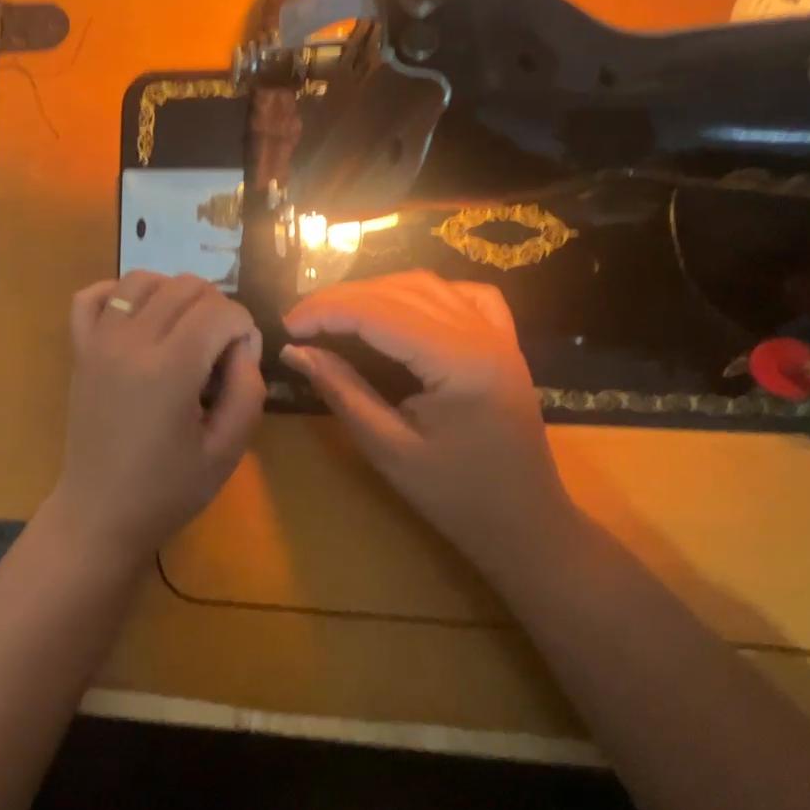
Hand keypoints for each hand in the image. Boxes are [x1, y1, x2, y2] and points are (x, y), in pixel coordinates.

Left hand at [49, 272, 265, 562]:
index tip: (242, 362)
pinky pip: (89, 297)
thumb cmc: (168, 490)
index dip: (243, 327)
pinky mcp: (78, 351)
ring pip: (140, 280)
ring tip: (184, 331)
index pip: (218, 310)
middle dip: (215, 308)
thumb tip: (244, 344)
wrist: (100, 512)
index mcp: (170, 369)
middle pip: (183, 287)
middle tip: (219, 351)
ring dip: (172, 293)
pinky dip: (116, 293)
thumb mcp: (227, 450)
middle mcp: (130, 343)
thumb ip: (248, 389)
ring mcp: (98, 343)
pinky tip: (137, 317)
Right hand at [279, 272, 582, 572]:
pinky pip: (462, 295)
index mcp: (458, 363)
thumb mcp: (387, 447)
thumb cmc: (454, 495)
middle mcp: (482, 336)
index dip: (326, 312)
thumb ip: (342, 390)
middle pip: (399, 291)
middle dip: (341, 299)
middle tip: (298, 321)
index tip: (285, 326)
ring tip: (333, 314)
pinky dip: (422, 292)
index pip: (379, 313)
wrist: (524, 523)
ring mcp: (498, 335)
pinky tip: (398, 307)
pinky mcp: (503, 343)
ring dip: (373, 291)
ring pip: (426, 286)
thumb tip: (294, 351)